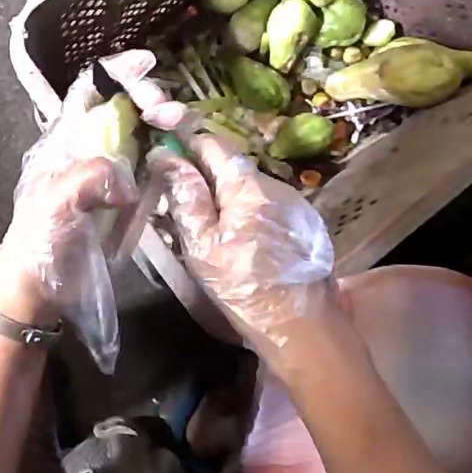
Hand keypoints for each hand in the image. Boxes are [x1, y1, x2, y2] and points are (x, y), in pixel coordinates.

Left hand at [0, 51, 175, 319]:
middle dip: (148, 99)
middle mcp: (89, 149)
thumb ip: (89, 179)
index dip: (115, 71)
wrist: (40, 289)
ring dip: (163, 127)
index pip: (90, 91)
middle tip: (169, 114)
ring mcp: (109, 175)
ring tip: (179, 128)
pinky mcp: (125, 201)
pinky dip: (168, 160)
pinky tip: (179, 158)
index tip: (146, 64)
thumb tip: (128, 182)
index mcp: (65, 141)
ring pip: (142, 135)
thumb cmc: (40, 242)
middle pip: (123, 108)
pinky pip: (152, 172)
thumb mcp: (56, 204)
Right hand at [146, 132, 336, 353]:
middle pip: (231, 168)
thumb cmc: (245, 287)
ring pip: (249, 189)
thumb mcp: (203, 245)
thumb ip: (186, 196)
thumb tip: (166, 156)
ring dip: (225, 198)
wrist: (305, 329)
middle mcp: (277, 185)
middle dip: (202, 177)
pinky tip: (239, 242)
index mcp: (249, 186)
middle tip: (176, 201)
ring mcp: (296, 205)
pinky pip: (267, 207)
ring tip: (206, 228)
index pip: (214, 144)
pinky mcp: (305, 226)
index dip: (187, 143)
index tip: (166, 152)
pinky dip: (246, 214)